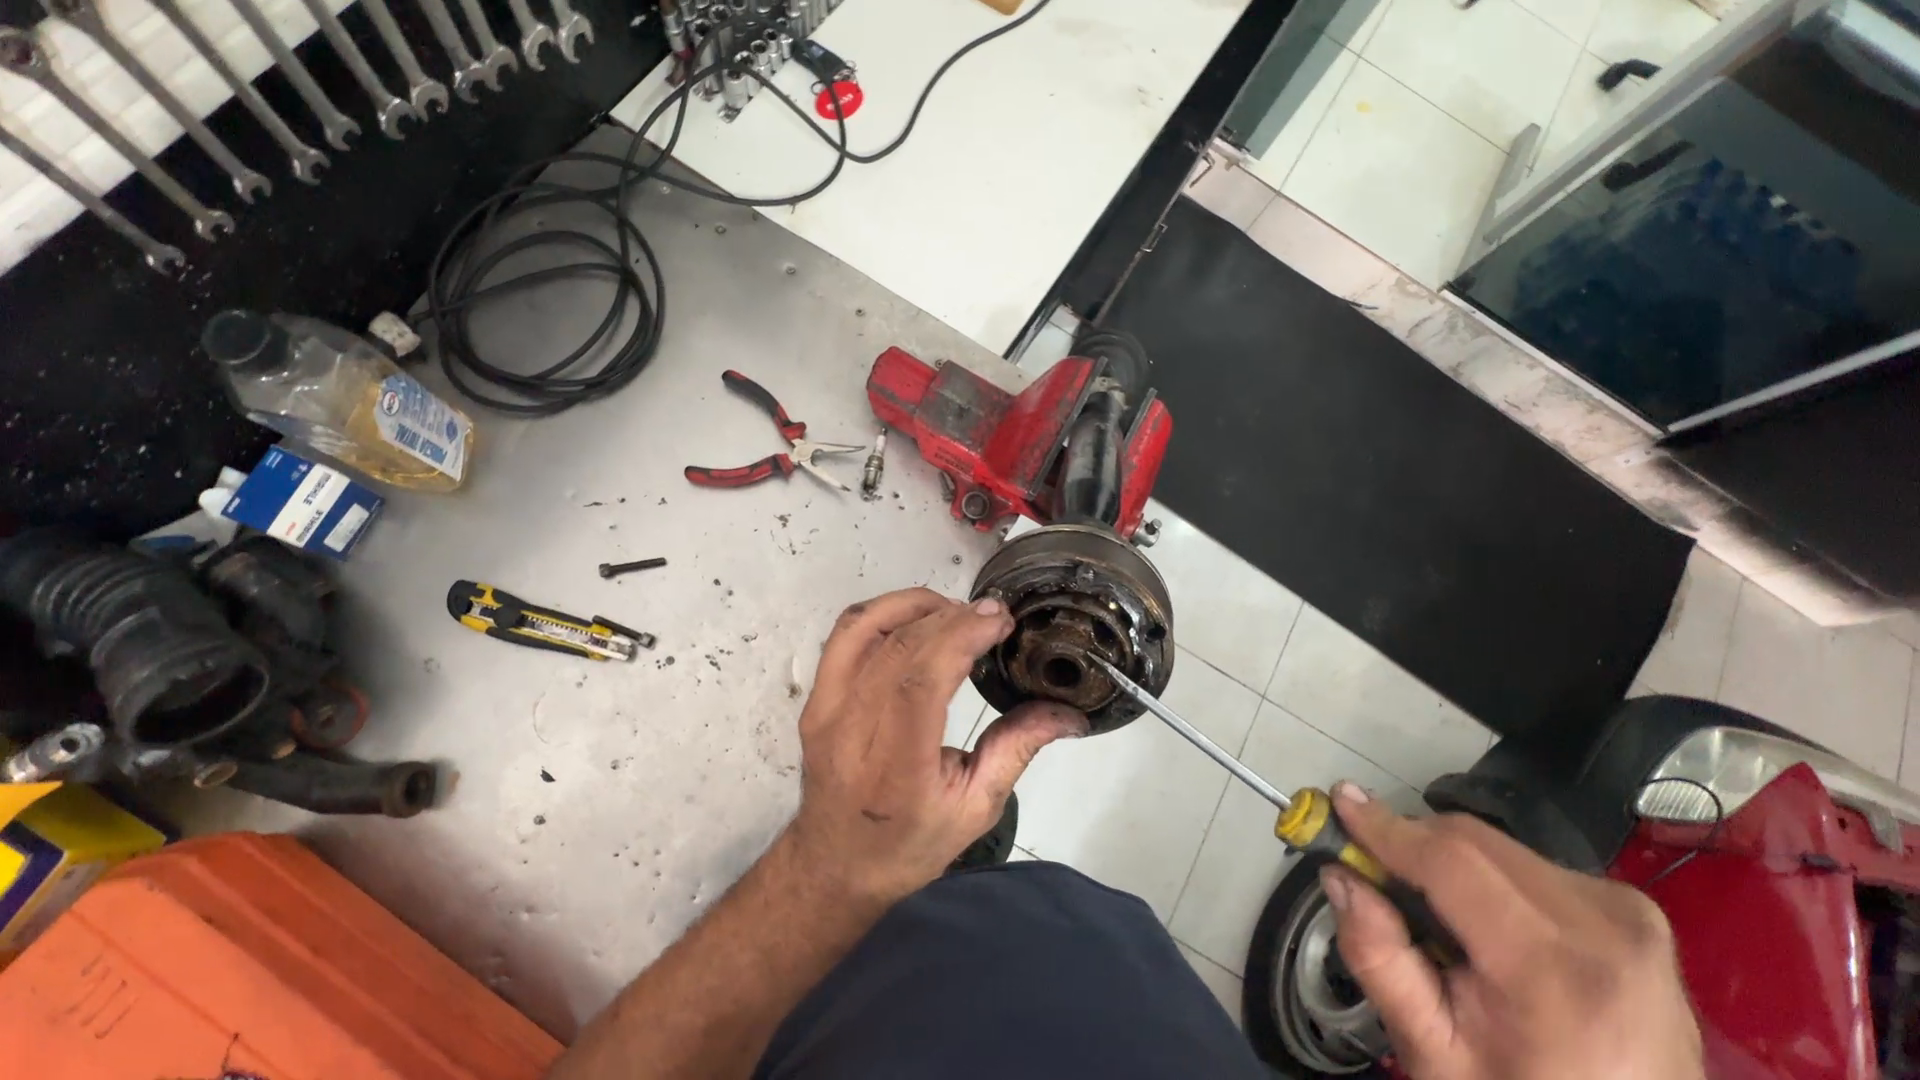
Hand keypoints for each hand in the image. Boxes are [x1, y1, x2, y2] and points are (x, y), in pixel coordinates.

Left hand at [778, 588, 1086, 905]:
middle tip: (992, 615)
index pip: (919, 681)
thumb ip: (1015, 749)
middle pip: (898, 649)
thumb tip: (1068, 712)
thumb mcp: (975, 810)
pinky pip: (845, 636)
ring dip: (916, 606)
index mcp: (895, 769)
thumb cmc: (909, 844)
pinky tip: (919, 617)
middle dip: (952, 618)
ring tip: (958, 613)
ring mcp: (825, 712)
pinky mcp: (815, 699)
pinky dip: (884, 613)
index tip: (998, 621)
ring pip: (865, 630)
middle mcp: (851, 733)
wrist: (836, 864)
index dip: (960, 637)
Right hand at [1321, 783, 1703, 1079]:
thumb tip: (1340, 876)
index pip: (1453, 861)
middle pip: (1477, 843)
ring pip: (1502, 847)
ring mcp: (1629, 913)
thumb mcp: (1433, 1053)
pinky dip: (1492, 878)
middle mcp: (1605, 924)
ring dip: (1451, 861)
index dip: (1389, 827)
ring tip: (1433, 914)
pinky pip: (1534, 865)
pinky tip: (1487, 925)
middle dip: (1412, 843)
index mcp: (1555, 969)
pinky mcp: (1636, 910)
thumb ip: (1379, 961)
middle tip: (1367, 867)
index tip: (1340, 802)